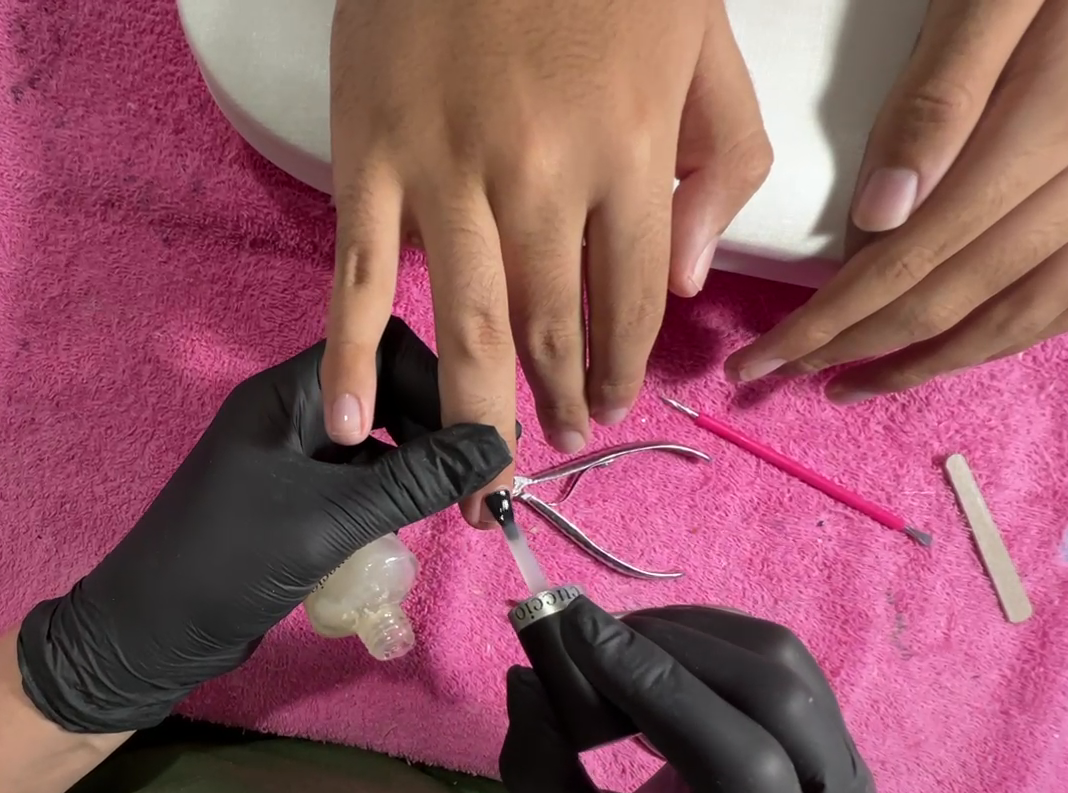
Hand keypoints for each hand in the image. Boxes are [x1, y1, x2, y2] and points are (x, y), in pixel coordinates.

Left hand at [18, 319, 509, 733]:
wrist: (154, 634)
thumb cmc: (230, 563)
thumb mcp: (327, 519)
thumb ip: (412, 480)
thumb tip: (495, 443)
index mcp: (286, 395)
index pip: (379, 352)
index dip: (437, 381)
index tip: (484, 431)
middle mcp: (290, 417)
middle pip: (382, 397)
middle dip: (435, 429)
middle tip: (483, 475)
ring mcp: (291, 462)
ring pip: (374, 445)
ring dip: (418, 470)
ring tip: (462, 503)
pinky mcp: (295, 505)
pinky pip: (357, 486)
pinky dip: (391, 500)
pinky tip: (418, 523)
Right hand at [324, 0, 770, 524]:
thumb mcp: (695, 32)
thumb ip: (715, 155)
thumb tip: (691, 278)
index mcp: (626, 145)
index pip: (632, 296)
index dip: (619, 365)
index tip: (604, 406)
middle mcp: (538, 180)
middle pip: (552, 329)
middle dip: (554, 408)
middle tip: (547, 455)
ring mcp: (444, 182)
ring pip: (469, 326)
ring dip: (479, 414)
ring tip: (480, 474)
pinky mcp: (369, 175)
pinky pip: (358, 285)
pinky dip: (352, 363)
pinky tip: (354, 428)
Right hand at [500, 600, 899, 792]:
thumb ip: (542, 767)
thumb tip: (526, 676)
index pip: (735, 762)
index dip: (653, 682)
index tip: (574, 625)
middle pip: (772, 698)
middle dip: (666, 647)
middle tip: (583, 630)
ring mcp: (865, 784)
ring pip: (781, 664)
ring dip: (684, 632)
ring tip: (614, 640)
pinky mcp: (847, 743)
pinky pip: (781, 659)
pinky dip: (705, 636)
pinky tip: (656, 649)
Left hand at [729, 0, 1067, 401]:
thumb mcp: (989, 3)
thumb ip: (933, 109)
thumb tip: (874, 221)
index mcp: (1064, 122)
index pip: (904, 262)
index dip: (822, 324)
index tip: (759, 362)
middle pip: (951, 300)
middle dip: (852, 349)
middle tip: (785, 373)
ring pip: (1023, 319)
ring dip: (924, 366)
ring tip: (852, 383)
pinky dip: (1009, 339)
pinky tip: (952, 352)